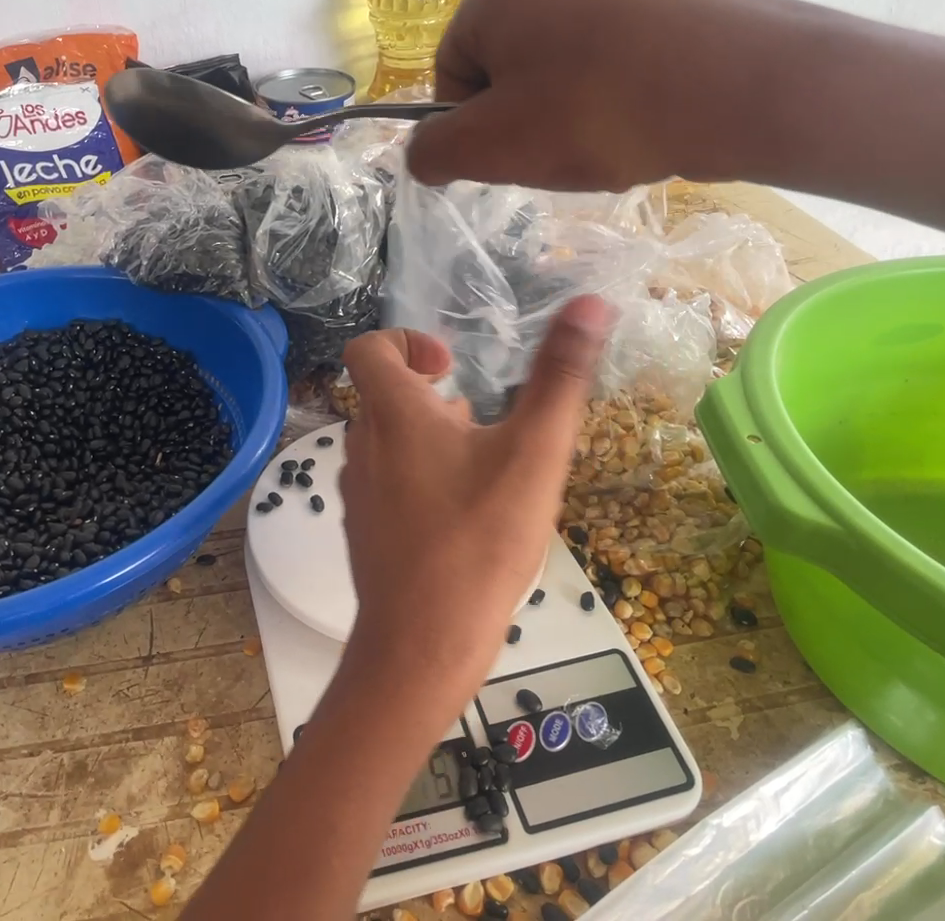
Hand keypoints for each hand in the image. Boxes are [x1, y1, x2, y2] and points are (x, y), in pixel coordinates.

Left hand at [337, 295, 614, 700]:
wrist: (421, 642)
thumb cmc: (479, 541)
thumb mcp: (534, 454)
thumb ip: (560, 376)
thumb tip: (590, 302)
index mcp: (393, 414)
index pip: (369, 347)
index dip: (405, 341)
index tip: (451, 364)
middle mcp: (362, 445)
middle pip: (383, 395)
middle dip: (431, 394)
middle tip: (477, 416)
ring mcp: (355, 491)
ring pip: (385, 441)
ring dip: (427, 437)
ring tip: (480, 465)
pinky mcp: (360, 529)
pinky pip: (384, 482)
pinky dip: (416, 477)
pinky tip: (459, 514)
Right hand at [406, 0, 806, 190]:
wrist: (743, 85)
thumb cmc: (595, 113)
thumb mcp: (490, 147)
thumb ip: (432, 152)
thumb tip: (421, 153)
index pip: (451, 75)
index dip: (472, 130)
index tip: (512, 156)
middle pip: (504, 69)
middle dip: (521, 122)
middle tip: (559, 152)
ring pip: (555, 69)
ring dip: (565, 116)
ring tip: (606, 140)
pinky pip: (606, 59)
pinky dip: (610, 97)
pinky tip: (639, 121)